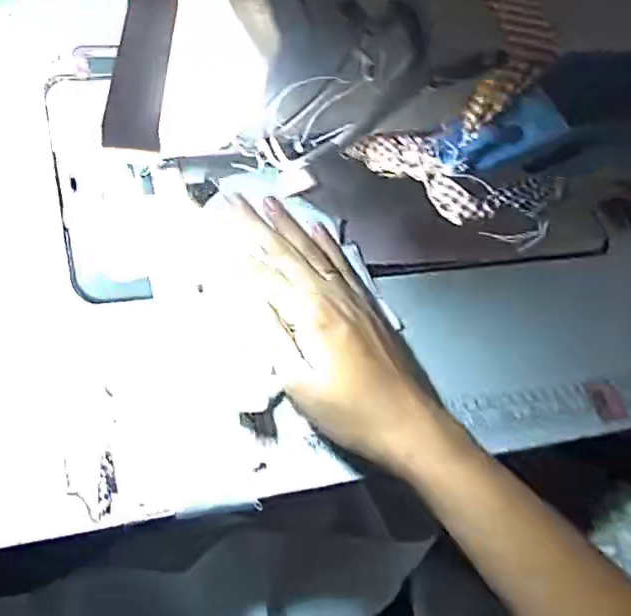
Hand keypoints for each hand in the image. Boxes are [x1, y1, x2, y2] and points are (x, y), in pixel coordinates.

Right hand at [231, 195, 472, 476]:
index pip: (262, 272)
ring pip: (313, 250)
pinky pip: (342, 264)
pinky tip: (317, 227)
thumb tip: (242, 295)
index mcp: (310, 313)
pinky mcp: (367, 306)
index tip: (214, 225)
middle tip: (233, 198)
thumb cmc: (351, 413)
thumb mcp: (299, 382)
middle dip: (254, 223)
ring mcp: (352, 298)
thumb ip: (270, 335)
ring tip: (267, 201)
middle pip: (285, 251)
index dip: (234, 247)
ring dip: (287, 223)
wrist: (416, 431)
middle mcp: (331, 296)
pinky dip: (327, 242)